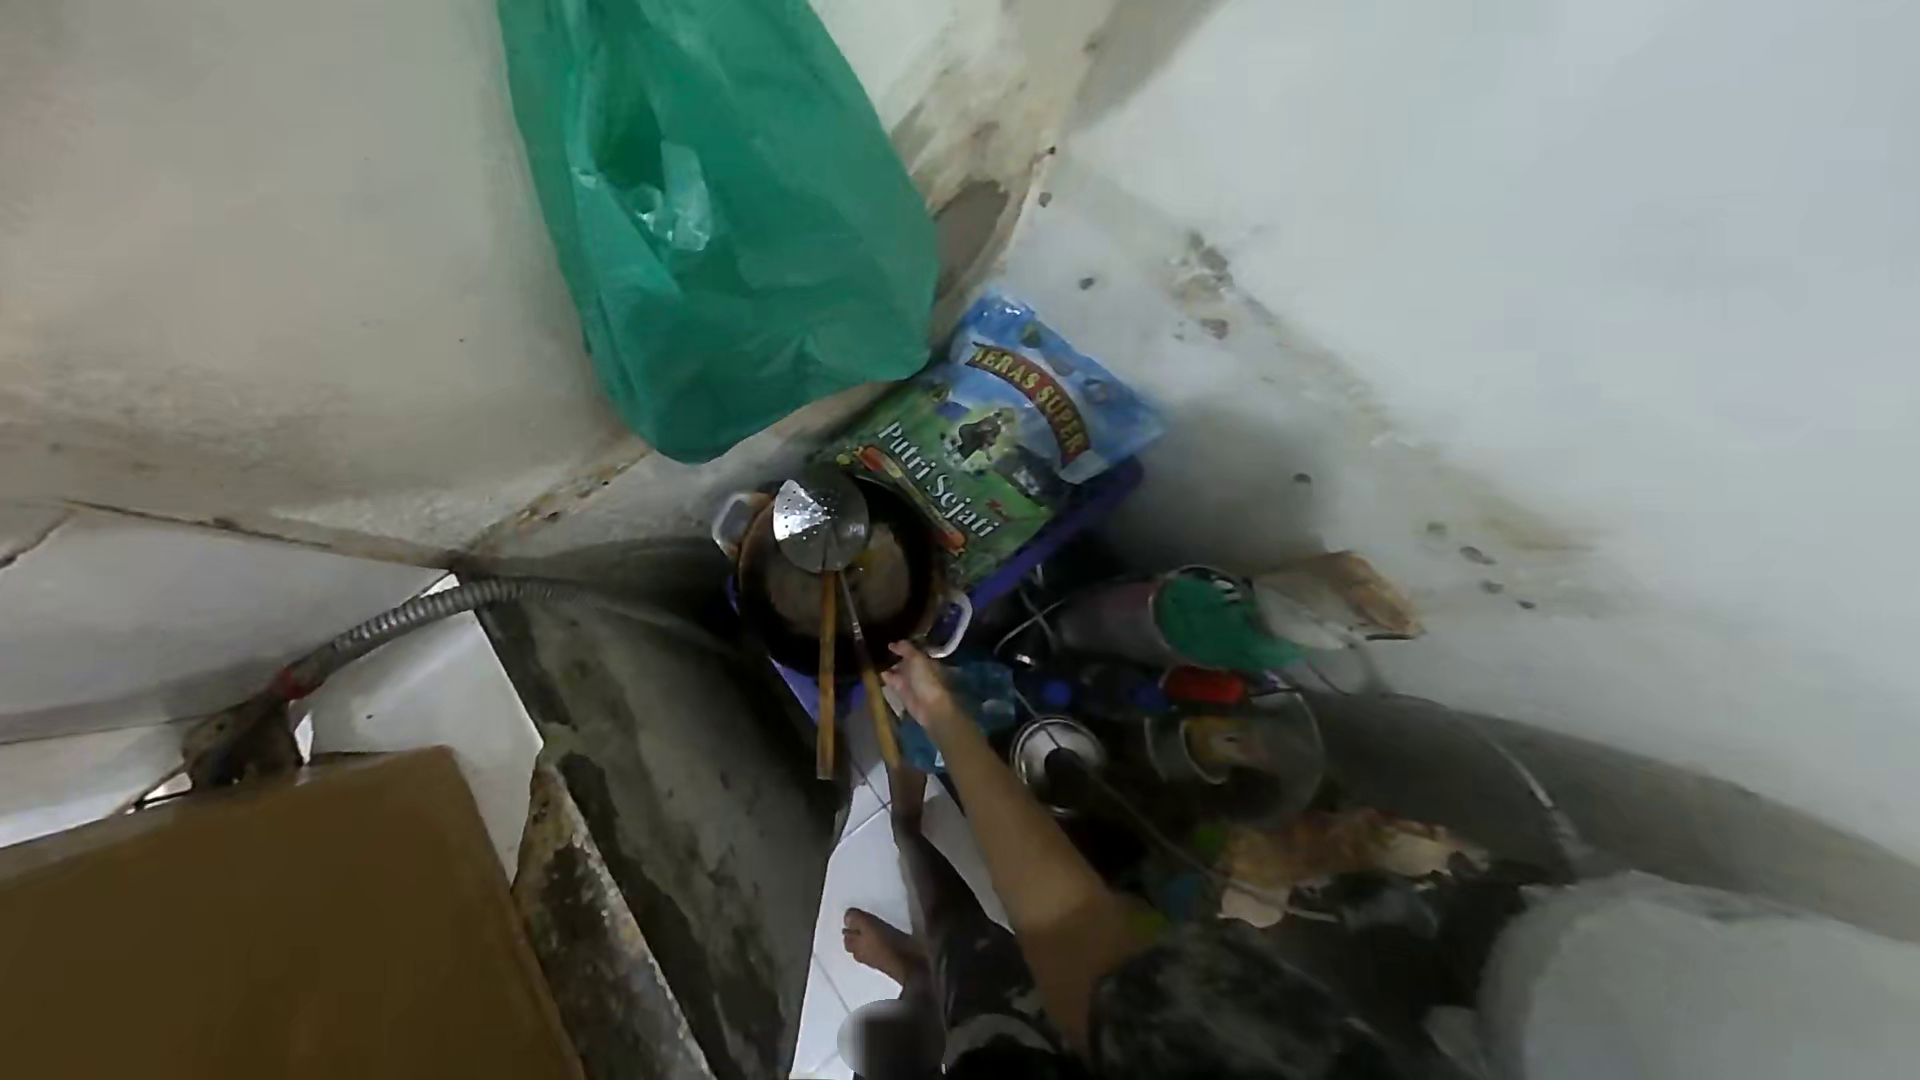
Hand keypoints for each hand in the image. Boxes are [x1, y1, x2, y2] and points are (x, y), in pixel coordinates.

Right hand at [882, 642, 962, 733]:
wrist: (929, 706)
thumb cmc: (925, 679)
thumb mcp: (916, 658)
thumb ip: (905, 648)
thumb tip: (892, 643)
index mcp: (925, 660)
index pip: (912, 650)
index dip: (902, 645)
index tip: (889, 639)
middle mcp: (918, 669)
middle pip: (904, 660)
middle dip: (894, 656)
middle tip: (878, 648)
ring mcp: (910, 681)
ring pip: (897, 671)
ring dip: (888, 666)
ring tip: (874, 657)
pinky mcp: (902, 692)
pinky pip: (892, 681)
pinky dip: (885, 677)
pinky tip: (876, 671)